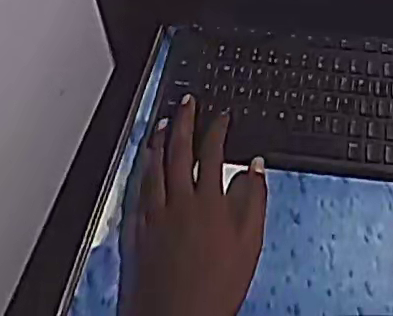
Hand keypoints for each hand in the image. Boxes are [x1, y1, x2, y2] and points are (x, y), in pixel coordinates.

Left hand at [125, 95, 267, 315]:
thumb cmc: (215, 290)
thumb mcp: (249, 244)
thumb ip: (254, 199)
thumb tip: (255, 167)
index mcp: (209, 202)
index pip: (212, 152)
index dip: (217, 129)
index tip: (221, 116)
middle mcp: (180, 201)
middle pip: (179, 149)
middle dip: (184, 120)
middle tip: (187, 102)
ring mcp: (155, 213)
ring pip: (155, 165)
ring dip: (160, 138)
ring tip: (164, 121)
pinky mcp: (137, 229)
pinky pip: (138, 187)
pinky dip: (142, 168)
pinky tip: (144, 160)